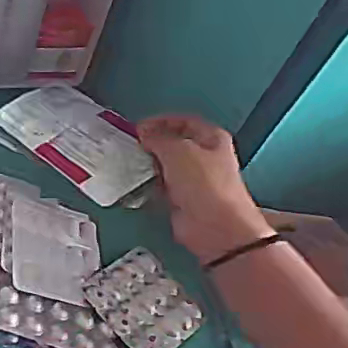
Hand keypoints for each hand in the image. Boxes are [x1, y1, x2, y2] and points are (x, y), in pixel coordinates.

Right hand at [137, 114, 274, 264]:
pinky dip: (151, 184)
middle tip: (135, 145)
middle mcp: (205, 157)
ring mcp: (194, 180)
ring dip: (151, 164)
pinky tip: (139, 182)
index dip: (161, 122)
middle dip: (154, 143)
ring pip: (167, 165)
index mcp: (212, 138)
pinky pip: (162, 186)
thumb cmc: (205, 183)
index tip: (141, 127)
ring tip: (134, 162)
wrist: (213, 226)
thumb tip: (146, 134)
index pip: (184, 122)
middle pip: (174, 144)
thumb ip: (158, 138)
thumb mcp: (178, 150)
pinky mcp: (183, 199)